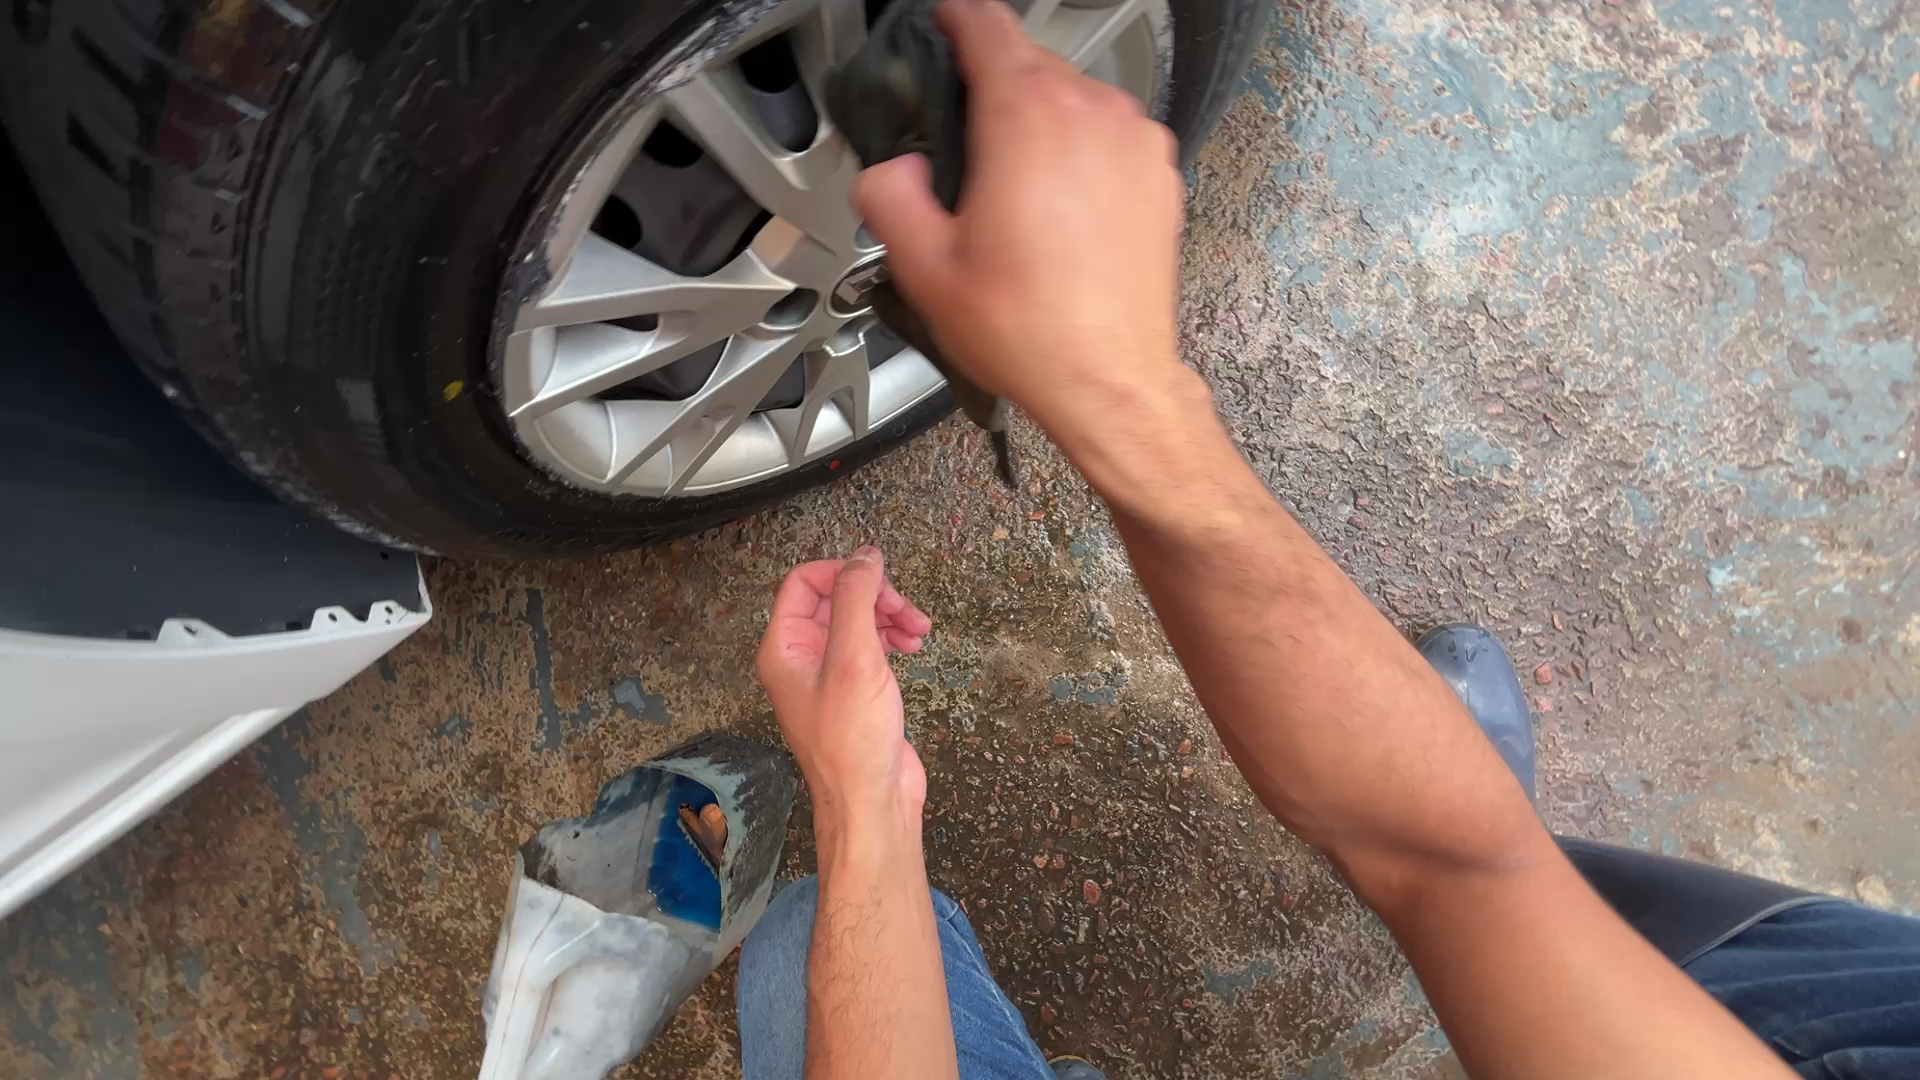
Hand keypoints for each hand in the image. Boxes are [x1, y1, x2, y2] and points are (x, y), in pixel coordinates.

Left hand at [757, 547, 934, 824]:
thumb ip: (856, 599)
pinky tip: (914, 646)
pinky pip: (871, 645)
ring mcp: (829, 674)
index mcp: (784, 647)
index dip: (842, 572)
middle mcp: (802, 657)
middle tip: (907, 611)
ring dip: (891, 615)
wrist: (873, 802)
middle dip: (875, 597)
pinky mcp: (856, 689)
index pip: (804, 582)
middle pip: (836, 598)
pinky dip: (894, 638)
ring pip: (858, 620)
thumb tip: (866, 555)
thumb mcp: (854, 659)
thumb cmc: (854, 740)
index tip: (880, 577)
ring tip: (920, 630)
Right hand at [854, 0, 1189, 436]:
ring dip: (1039, 135)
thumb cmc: (1034, 336)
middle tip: (970, 166)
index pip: (984, 25)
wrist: (1108, 382)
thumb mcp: (926, 271)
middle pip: (1028, 68)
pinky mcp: (1159, 179)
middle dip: (992, 102)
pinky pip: (1109, 143)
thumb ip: (889, 197)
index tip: (944, 26)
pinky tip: (1063, 222)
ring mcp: (1134, 145)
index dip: (954, 21)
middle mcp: (1090, 115)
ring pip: (1072, 106)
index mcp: (1025, 119)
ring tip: (1020, 209)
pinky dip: (1082, 163)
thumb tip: (891, 171)